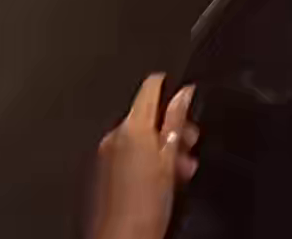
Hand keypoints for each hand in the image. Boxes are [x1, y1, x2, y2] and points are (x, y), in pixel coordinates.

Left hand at [89, 74, 199, 238]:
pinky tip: (162, 176)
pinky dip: (146, 156)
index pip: (150, 86)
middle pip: (147, 113)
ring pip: (140, 134)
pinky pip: (128, 151)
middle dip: (171, 124)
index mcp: (133, 126)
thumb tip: (184, 93)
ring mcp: (106, 154)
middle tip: (189, 141)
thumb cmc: (146, 205)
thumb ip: (177, 119)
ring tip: (179, 166)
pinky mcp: (103, 173)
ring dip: (161, 143)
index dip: (168, 85)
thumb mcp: (170, 157)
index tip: (182, 94)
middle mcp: (115, 135)